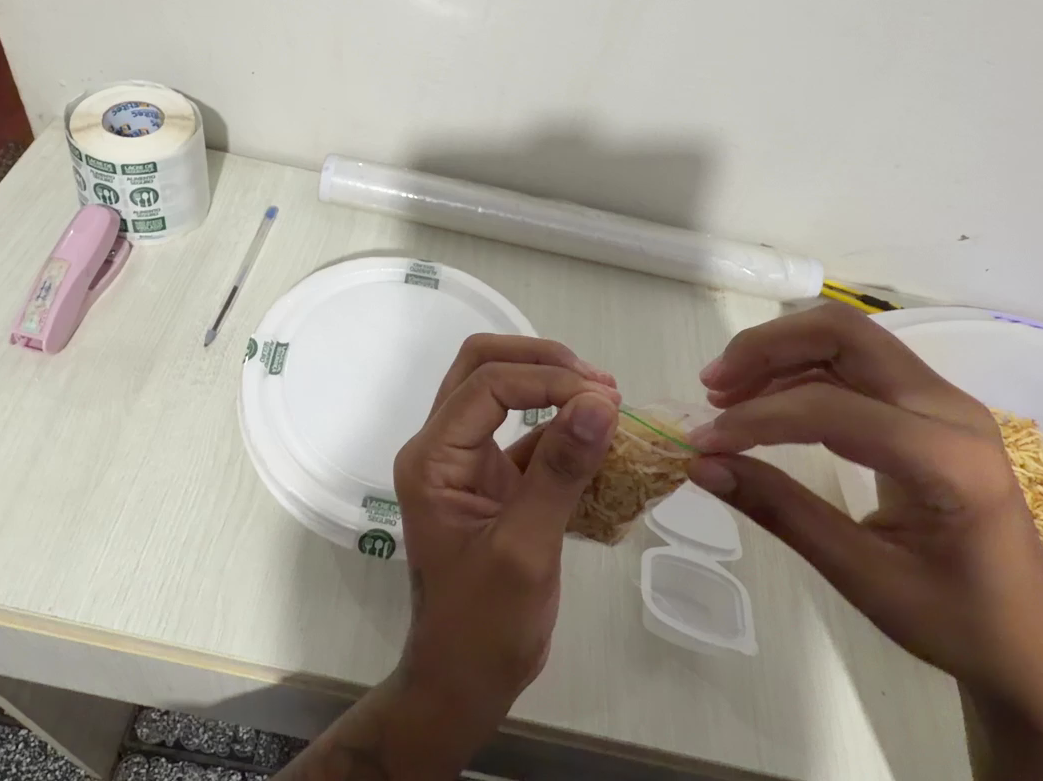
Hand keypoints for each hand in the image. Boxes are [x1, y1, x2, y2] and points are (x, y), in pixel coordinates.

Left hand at [276, 335, 619, 780]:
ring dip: (553, 388)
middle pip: (483, 367)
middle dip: (542, 364)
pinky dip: (563, 429)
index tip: (606, 399)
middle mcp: (442, 447)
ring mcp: (466, 462)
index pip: (486, 383)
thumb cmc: (483, 624)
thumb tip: (601, 403)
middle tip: (602, 385)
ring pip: (503, 393)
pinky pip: (526, 435)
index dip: (547, 379)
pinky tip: (604, 441)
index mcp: (433, 456)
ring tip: (610, 403)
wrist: (464, 679)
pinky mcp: (493, 481)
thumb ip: (561, 471)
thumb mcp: (525, 548)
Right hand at [686, 306, 1042, 779]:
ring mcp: (942, 402)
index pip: (830, 407)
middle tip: (712, 386)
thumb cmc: (955, 621)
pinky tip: (764, 403)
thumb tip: (701, 466)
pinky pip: (854, 365)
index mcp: (947, 460)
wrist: (1027, 646)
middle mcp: (950, 410)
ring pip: (846, 339)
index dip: (756, 418)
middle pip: (843, 334)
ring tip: (724, 393)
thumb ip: (780, 510)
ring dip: (778, 354)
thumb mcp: (861, 574)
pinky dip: (799, 371)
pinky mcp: (927, 409)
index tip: (702, 442)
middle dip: (766, 348)